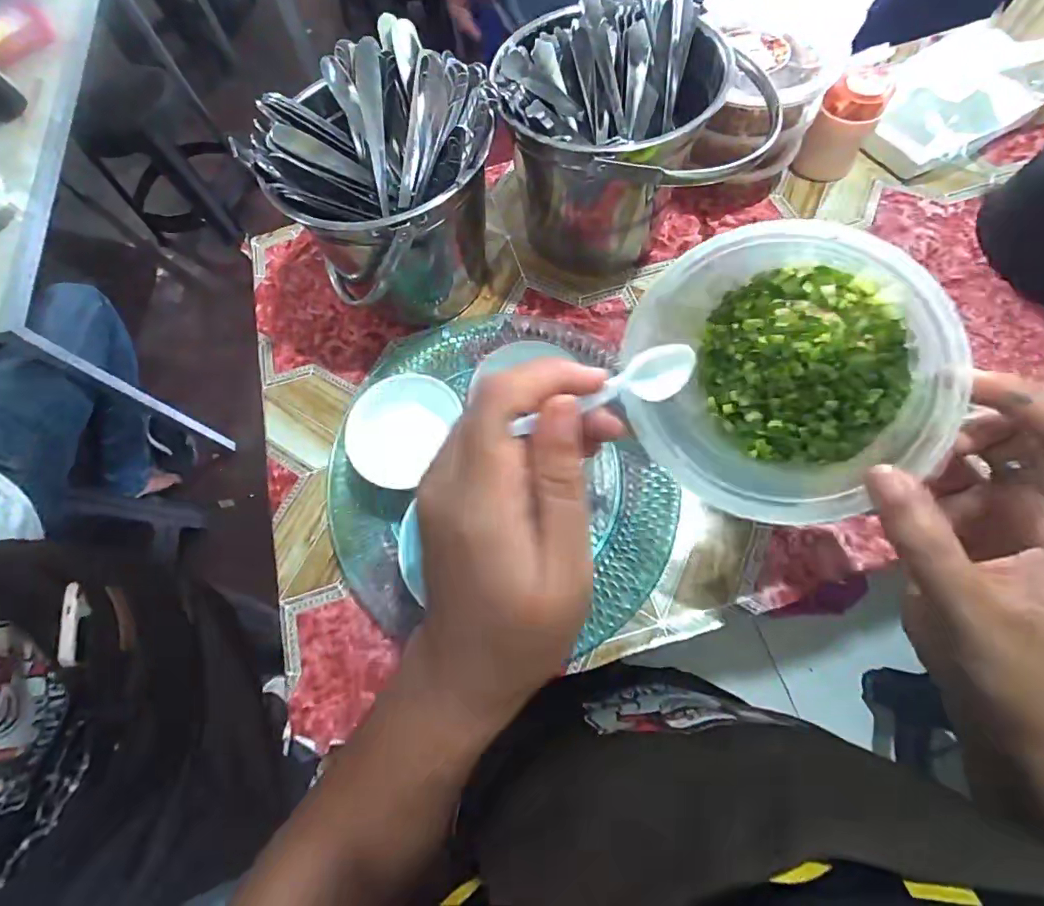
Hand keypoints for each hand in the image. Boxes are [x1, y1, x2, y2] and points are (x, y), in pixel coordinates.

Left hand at [411, 359, 626, 723]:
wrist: (464, 668)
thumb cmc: (526, 630)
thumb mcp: (564, 562)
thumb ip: (560, 479)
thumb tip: (561, 404)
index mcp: (475, 494)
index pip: (497, 398)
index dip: (548, 375)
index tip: (602, 385)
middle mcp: (443, 476)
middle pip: (490, 401)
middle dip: (551, 394)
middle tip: (609, 422)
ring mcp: (434, 482)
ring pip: (485, 418)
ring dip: (538, 414)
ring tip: (594, 440)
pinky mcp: (438, 491)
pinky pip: (477, 443)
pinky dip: (518, 437)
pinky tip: (555, 459)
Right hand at [866, 372, 1043, 761]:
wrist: (1008, 721)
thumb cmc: (1007, 670)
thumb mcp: (963, 605)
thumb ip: (921, 537)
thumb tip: (879, 467)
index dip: (1028, 403)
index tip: (960, 385)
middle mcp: (1042, 515)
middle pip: (1025, 441)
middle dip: (972, 421)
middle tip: (909, 420)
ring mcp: (1004, 525)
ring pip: (980, 462)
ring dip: (936, 449)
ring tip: (887, 452)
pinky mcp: (968, 538)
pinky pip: (944, 490)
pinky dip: (914, 479)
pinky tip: (879, 481)